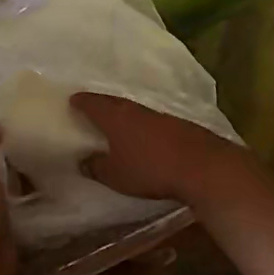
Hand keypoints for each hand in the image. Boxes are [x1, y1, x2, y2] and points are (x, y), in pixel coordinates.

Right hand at [70, 92, 255, 205]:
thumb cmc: (150, 169)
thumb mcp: (115, 175)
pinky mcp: (178, 124)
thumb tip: (83, 161)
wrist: (201, 165)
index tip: (72, 99)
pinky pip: (152, 120)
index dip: (81, 101)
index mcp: (116, 116)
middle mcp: (136, 109)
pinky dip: (143, 124)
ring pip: (135, 110)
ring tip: (116, 121)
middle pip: (115, 102)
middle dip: (102, 105)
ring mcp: (160, 114)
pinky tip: (144, 133)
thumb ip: (96, 166)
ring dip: (125, 114)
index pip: (93, 103)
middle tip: (91, 108)